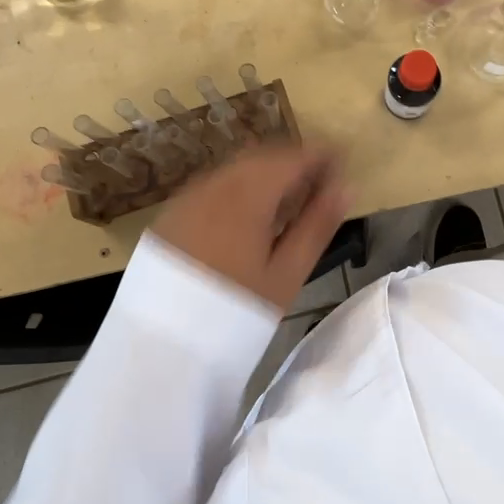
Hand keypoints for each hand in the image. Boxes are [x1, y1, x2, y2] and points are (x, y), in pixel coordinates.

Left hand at [150, 144, 351, 310]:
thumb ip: (317, 226)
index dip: (325, 157)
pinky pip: (215, 186)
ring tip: (289, 206)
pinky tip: (250, 218)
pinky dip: (240, 190)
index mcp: (249, 191)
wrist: (158, 347)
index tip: (344, 170)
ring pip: (238, 169)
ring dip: (268, 176)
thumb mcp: (286, 275)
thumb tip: (346, 188)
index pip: (296, 155)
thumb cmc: (234, 312)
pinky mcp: (171, 214)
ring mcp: (188, 196)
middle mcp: (216, 182)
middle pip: (266, 156)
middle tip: (321, 189)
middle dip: (297, 165)